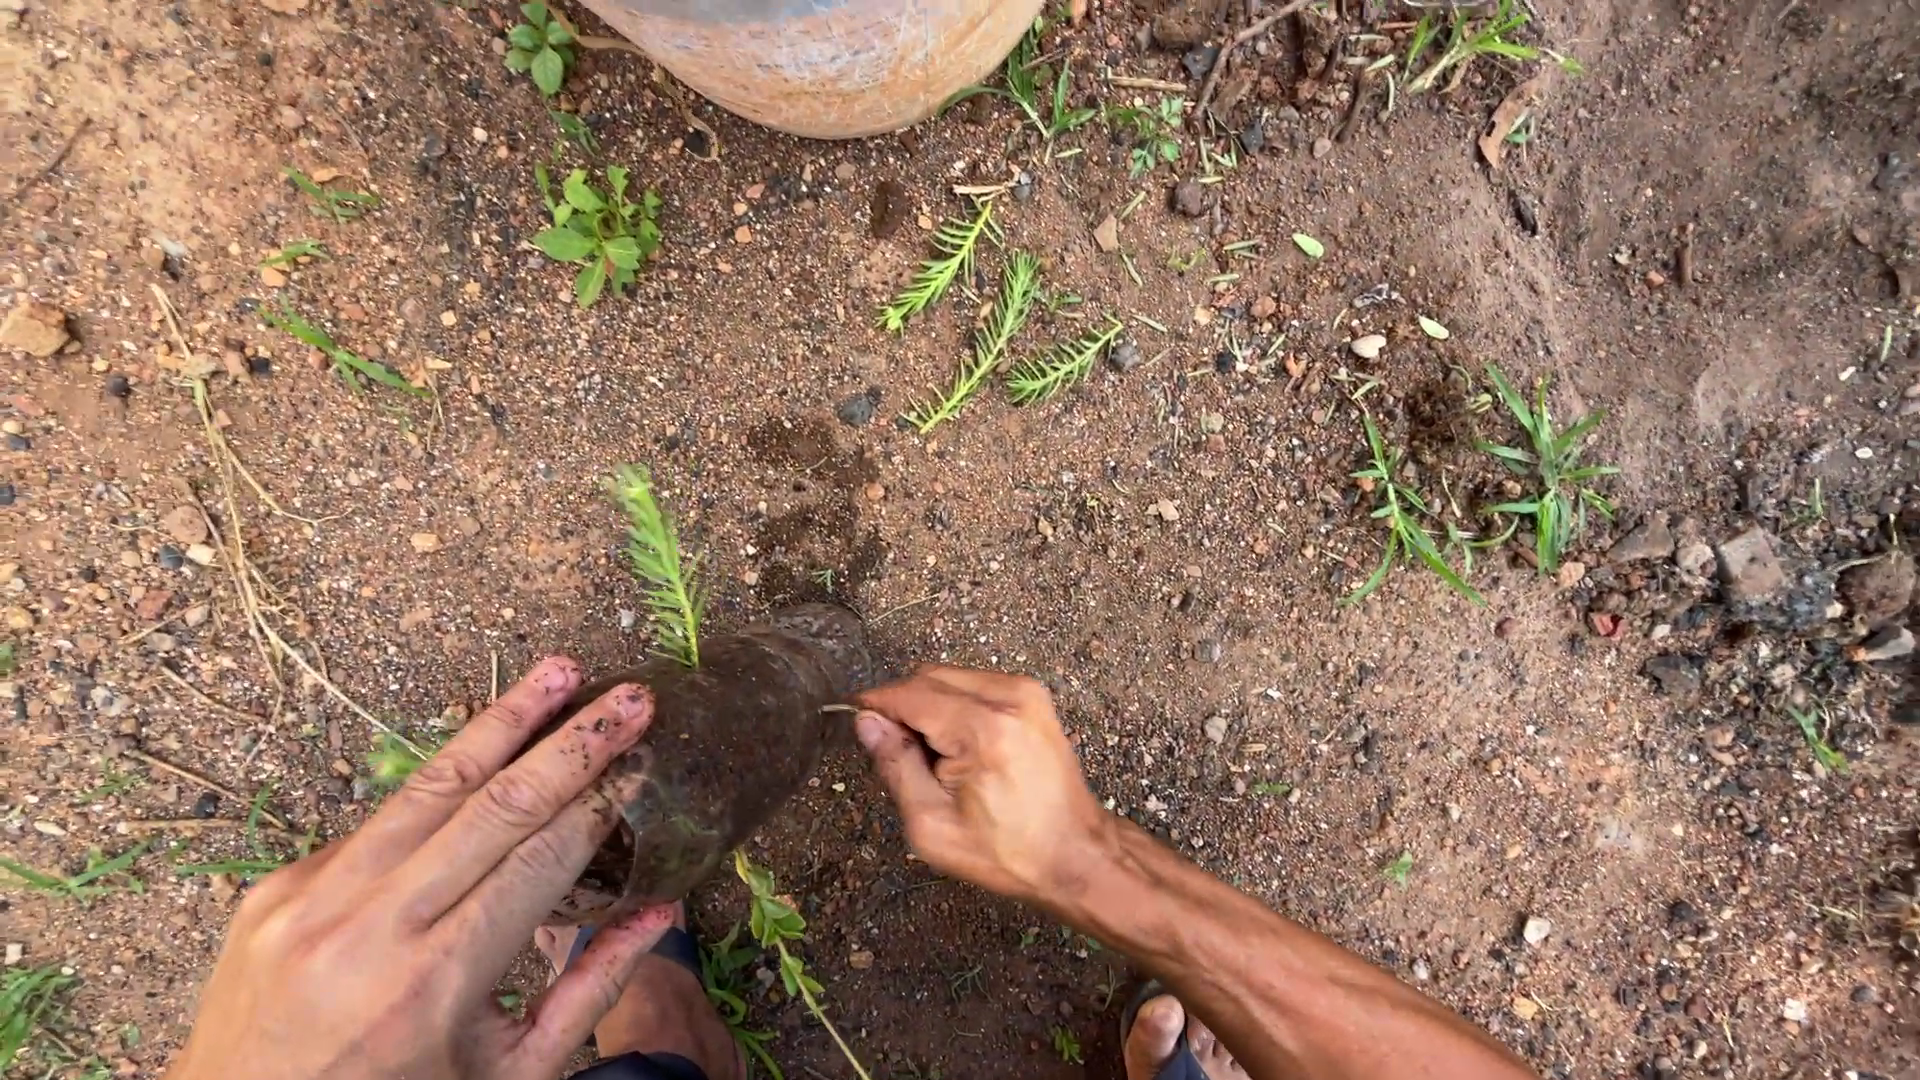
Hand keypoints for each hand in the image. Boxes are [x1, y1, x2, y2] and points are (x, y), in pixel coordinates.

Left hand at [168, 658, 672, 1079]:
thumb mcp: (509, 1074)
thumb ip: (591, 989)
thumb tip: (664, 909)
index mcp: (435, 982)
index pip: (543, 856)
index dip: (602, 802)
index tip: (645, 762)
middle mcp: (369, 928)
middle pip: (499, 803)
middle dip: (577, 741)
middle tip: (632, 697)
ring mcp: (310, 898)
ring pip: (435, 781)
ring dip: (508, 717)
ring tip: (561, 669)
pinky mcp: (277, 886)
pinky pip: (388, 818)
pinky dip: (451, 779)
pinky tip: (494, 749)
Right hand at [854, 666, 1110, 906]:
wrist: (1074, 851)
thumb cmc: (1006, 850)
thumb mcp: (932, 824)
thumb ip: (896, 764)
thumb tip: (866, 721)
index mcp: (984, 730)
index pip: (909, 695)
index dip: (875, 705)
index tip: (852, 718)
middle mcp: (1008, 697)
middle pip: (927, 677)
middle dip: (902, 707)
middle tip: (900, 753)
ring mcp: (1024, 690)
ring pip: (948, 675)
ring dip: (928, 704)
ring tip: (935, 754)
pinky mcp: (1032, 693)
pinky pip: (973, 682)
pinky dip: (954, 703)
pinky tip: (960, 743)